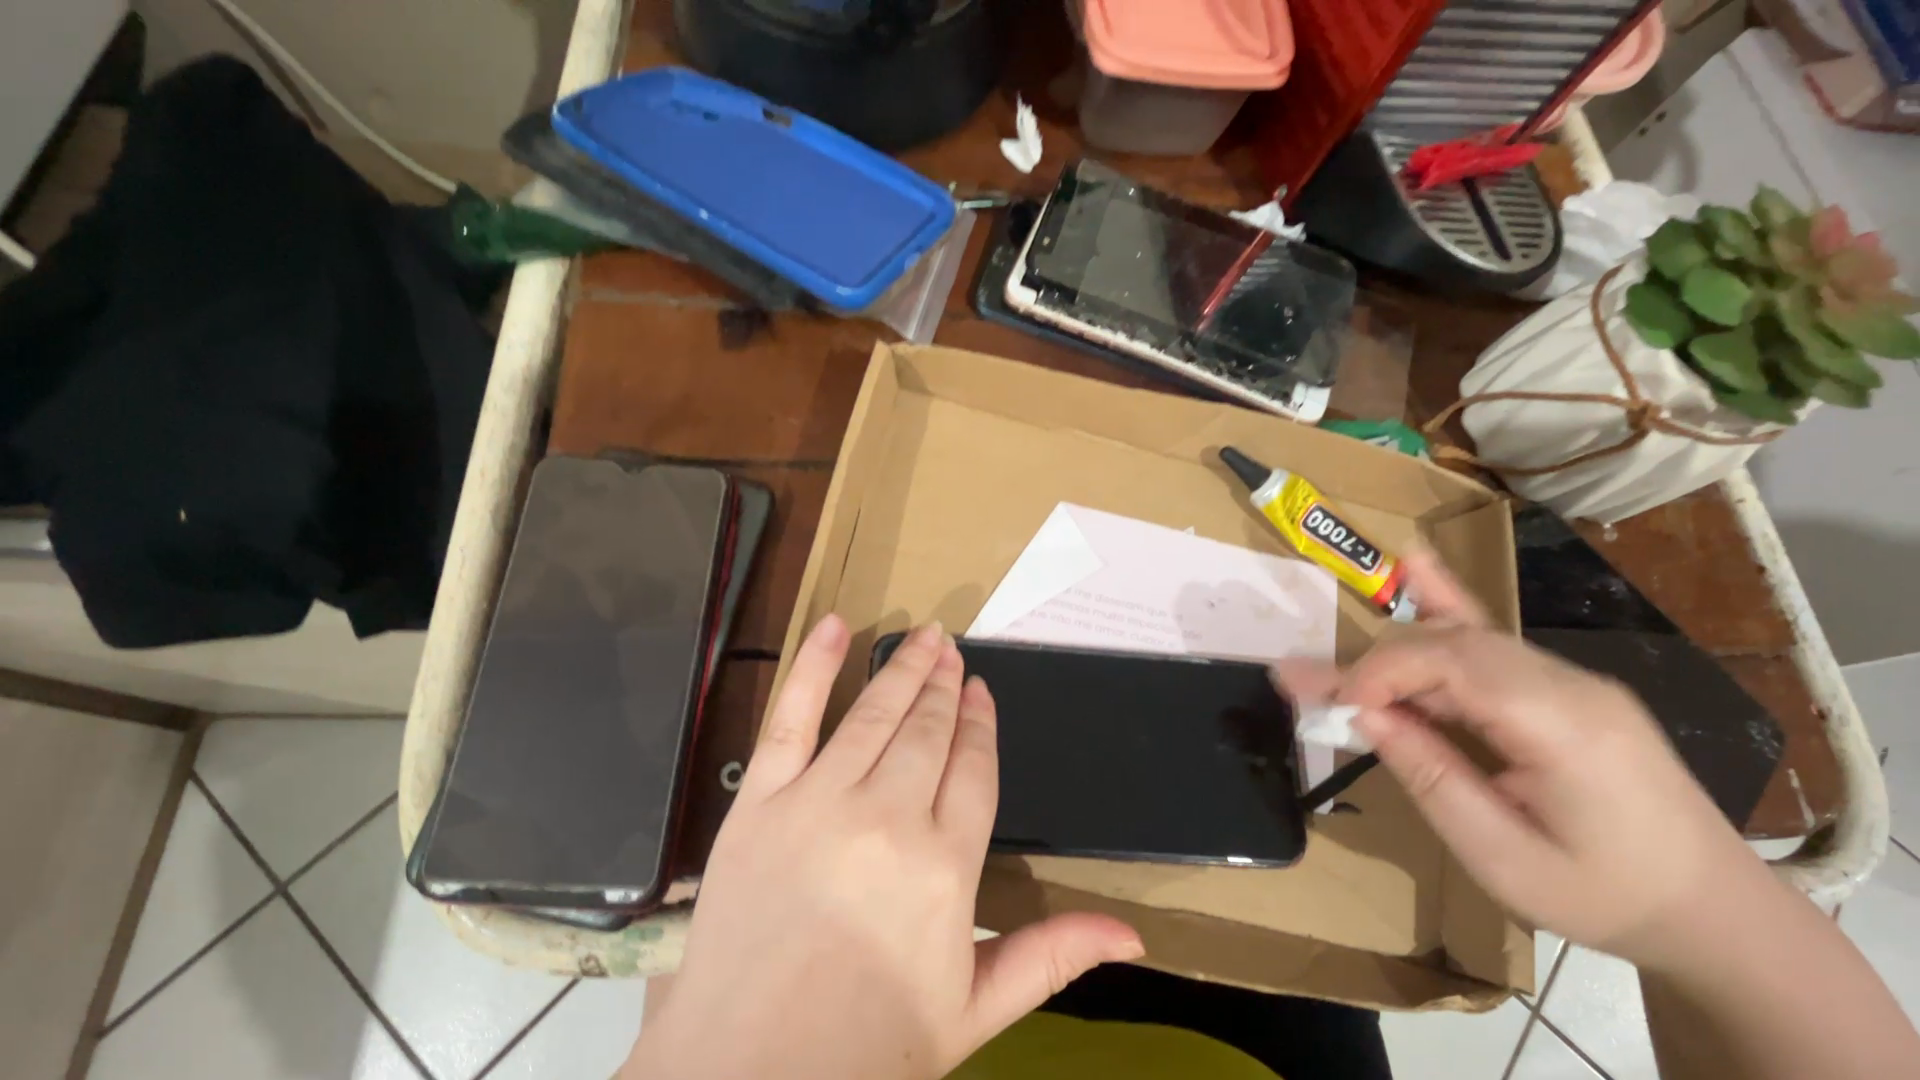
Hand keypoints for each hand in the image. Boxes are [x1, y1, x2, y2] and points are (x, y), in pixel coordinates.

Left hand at [625, 618, 1141, 1079]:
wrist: (747, 1075)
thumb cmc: (865, 1050)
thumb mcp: (972, 1012)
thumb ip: (1049, 958)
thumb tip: (1131, 934)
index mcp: (946, 864)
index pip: (973, 767)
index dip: (980, 724)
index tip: (982, 690)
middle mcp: (888, 817)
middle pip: (927, 731)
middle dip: (944, 686)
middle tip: (953, 650)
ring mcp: (818, 802)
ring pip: (873, 716)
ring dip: (901, 670)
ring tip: (921, 638)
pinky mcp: (759, 802)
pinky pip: (787, 718)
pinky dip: (813, 668)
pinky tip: (836, 628)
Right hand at [1274, 552, 1762, 966]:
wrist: (1713, 912)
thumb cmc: (1602, 896)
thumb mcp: (1501, 855)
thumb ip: (1430, 775)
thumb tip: (1364, 715)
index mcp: (1561, 724)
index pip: (1451, 662)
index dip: (1379, 671)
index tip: (1330, 705)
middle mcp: (1569, 684)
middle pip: (1452, 644)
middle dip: (1372, 662)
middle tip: (1302, 684)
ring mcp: (1573, 682)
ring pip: (1467, 641)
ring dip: (1396, 653)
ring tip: (1330, 669)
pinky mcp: (1568, 692)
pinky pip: (1494, 646)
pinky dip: (1445, 611)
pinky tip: (1415, 566)